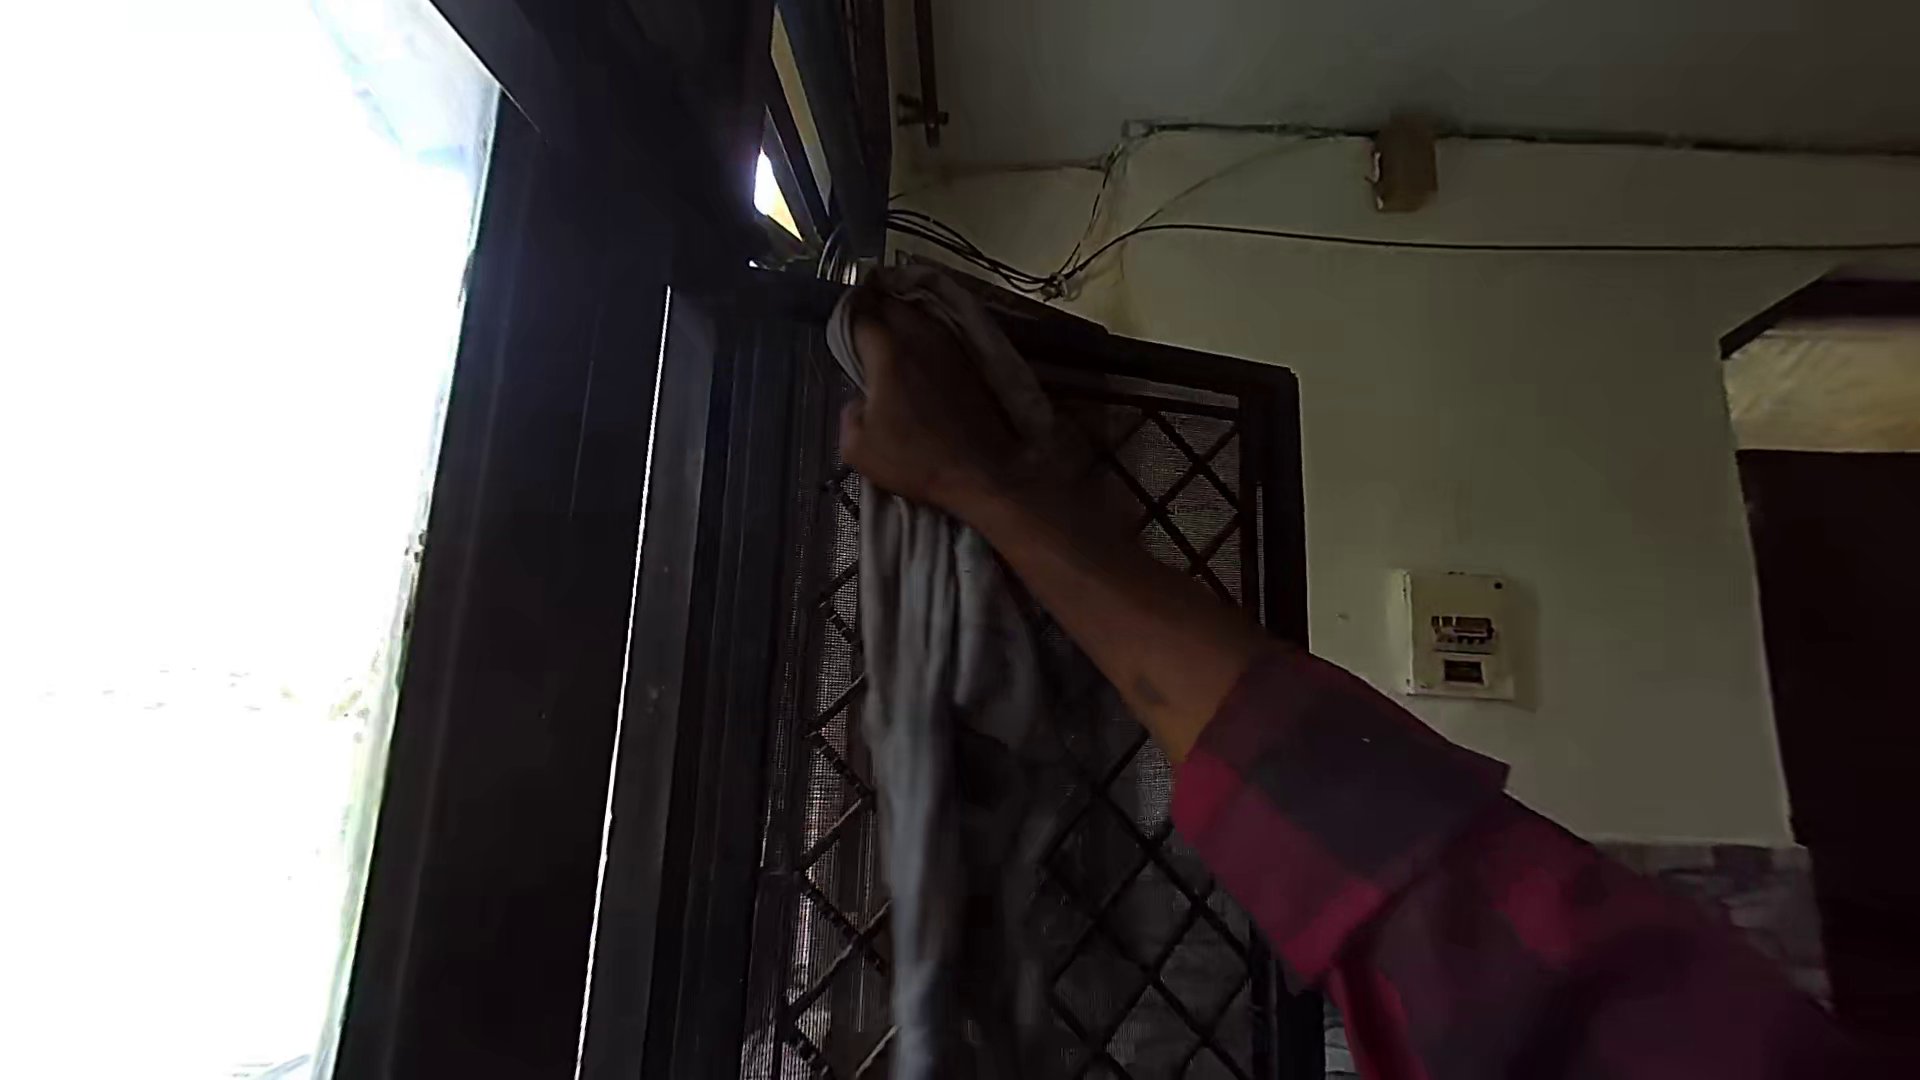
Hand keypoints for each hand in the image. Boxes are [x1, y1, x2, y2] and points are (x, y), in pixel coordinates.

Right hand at [839, 296, 1019, 516]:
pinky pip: (941, 341)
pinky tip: (923, 366)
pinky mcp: (970, 365)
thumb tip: (859, 404)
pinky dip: (928, 346)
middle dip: (877, 317)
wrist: (979, 473)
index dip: (849, 330)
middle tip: (867, 340)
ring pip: (920, 321)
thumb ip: (849, 416)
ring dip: (905, 327)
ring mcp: (950, 350)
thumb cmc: (917, 461)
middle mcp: (920, 340)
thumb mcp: (860, 449)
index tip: (846, 345)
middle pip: (893, 309)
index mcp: (888, 353)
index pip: (860, 321)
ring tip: (893, 348)